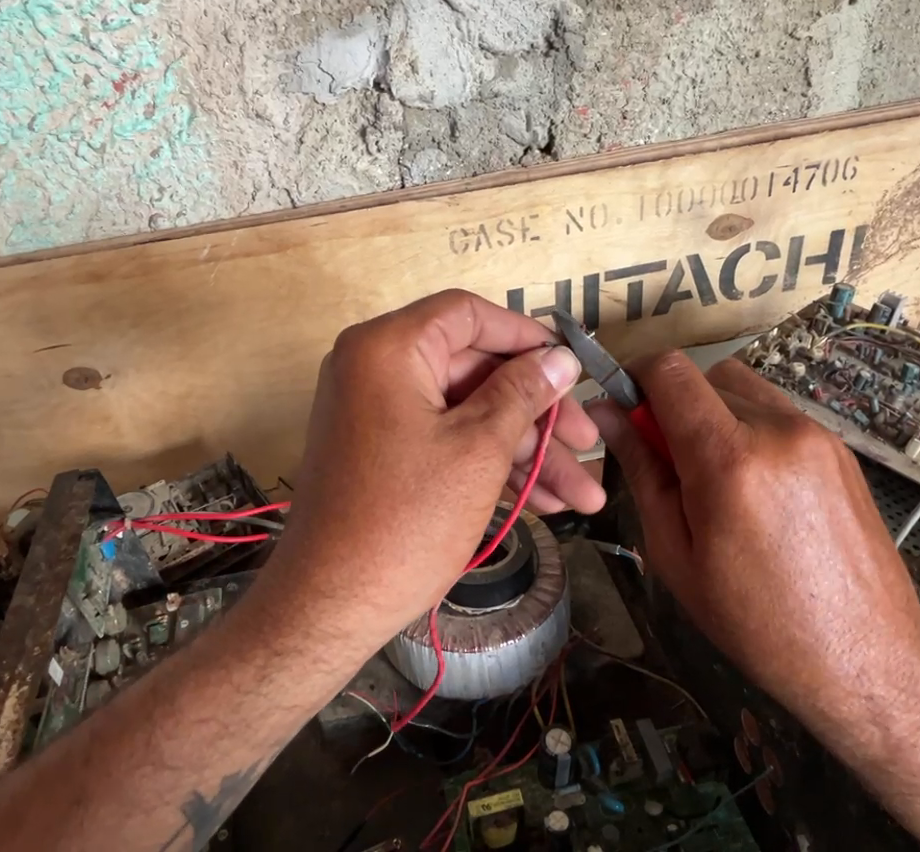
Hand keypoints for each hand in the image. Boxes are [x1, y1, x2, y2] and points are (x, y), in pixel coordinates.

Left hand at [264, 291, 603, 647]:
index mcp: (387, 347)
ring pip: (465, 412)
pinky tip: (543, 500)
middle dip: (537, 412)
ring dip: (524, 450)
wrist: (330, 604)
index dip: (525, 338)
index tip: (570, 368)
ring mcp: (376, 412)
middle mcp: (374, 367)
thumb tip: (559, 357)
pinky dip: (488, 464)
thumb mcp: (478, 449)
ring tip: (583, 495)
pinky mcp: (382, 452)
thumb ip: (523, 392)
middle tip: (589, 445)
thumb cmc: (406, 519)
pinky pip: (443, 439)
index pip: (467, 314)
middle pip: (473, 369)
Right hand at [588, 353, 919, 733]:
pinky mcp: (841, 448)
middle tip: (669, 466)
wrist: (867, 661)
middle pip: (703, 377)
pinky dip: (750, 429)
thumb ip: (640, 470)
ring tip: (716, 479)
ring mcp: (817, 434)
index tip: (626, 412)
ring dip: (713, 414)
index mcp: (730, 458)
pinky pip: (776, 413)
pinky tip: (756, 489)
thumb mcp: (675, 553)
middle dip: (673, 407)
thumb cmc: (755, 622)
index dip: (636, 378)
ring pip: (741, 389)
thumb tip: (606, 414)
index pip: (669, 371)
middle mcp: (778, 429)